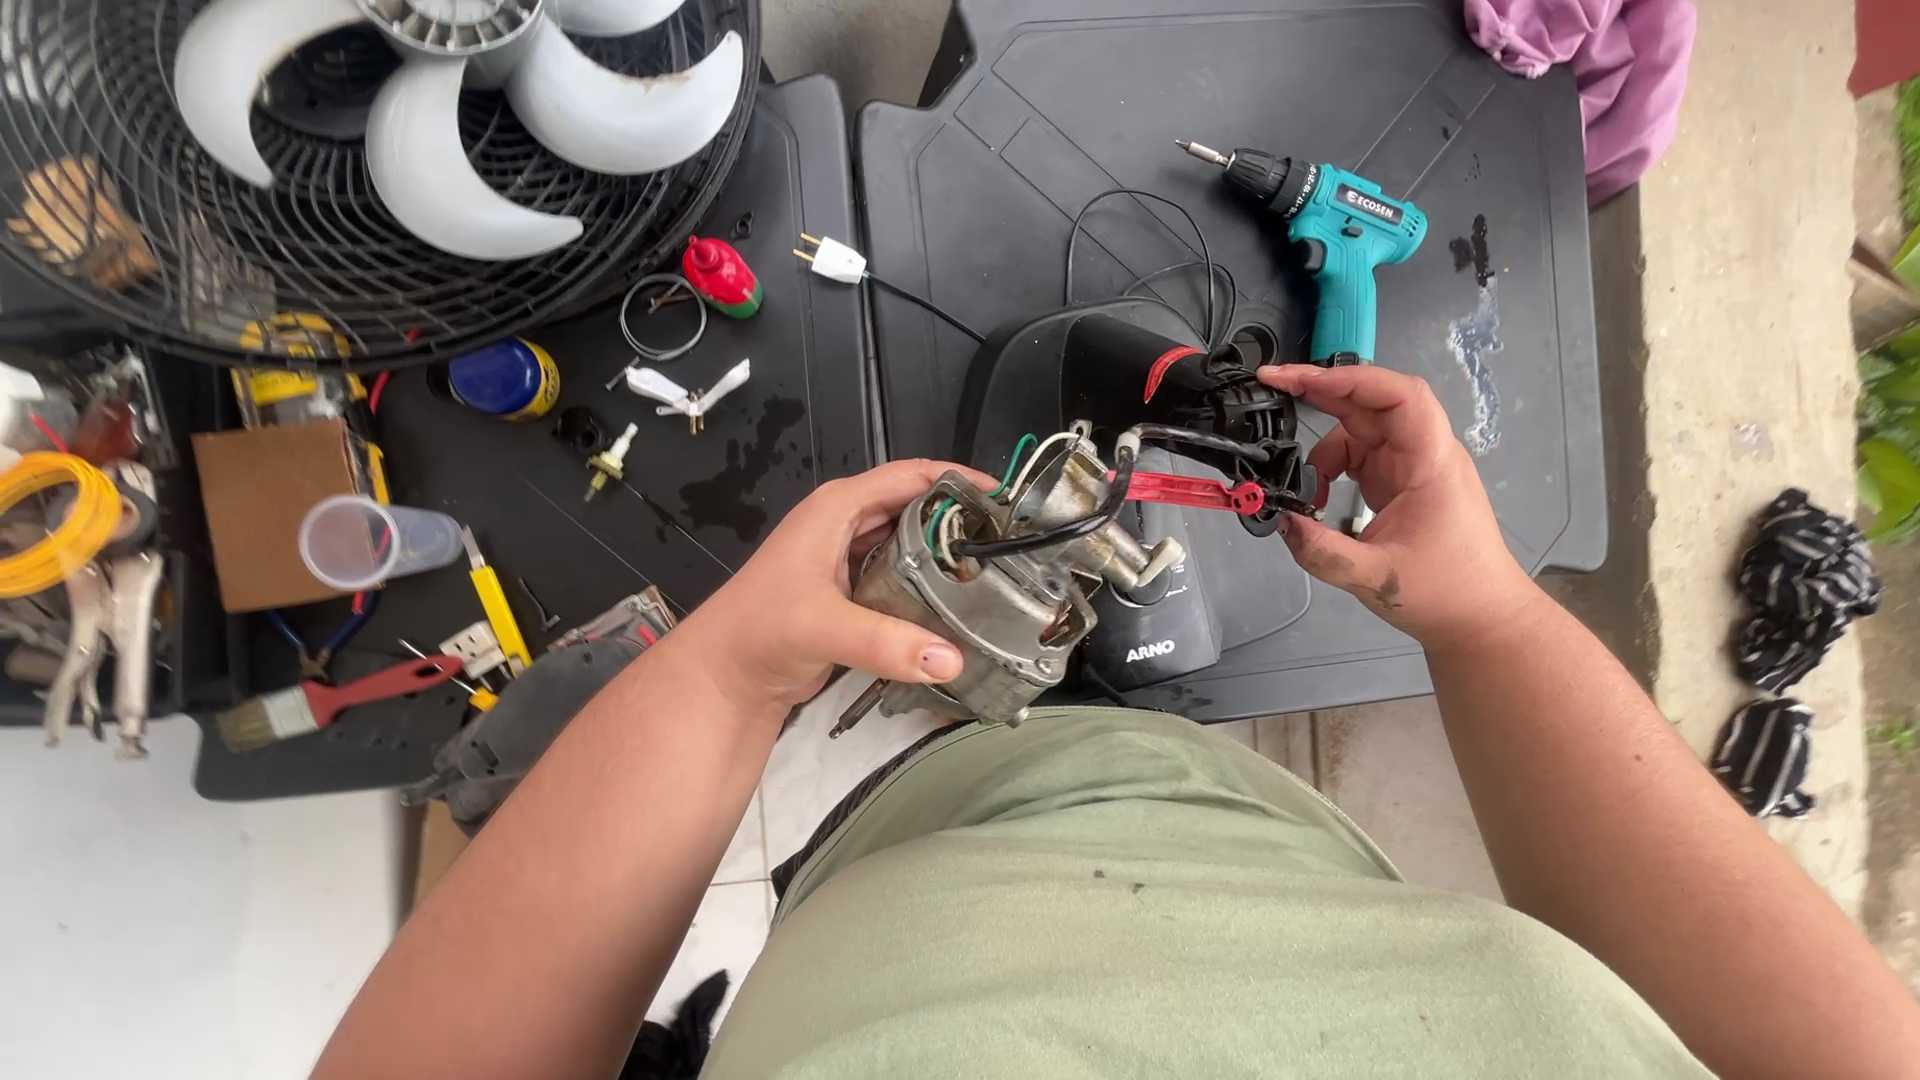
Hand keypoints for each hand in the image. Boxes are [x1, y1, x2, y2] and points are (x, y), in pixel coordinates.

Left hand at [663, 459, 991, 714]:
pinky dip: (927, 581)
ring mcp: (849, 556)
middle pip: (915, 506)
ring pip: (909, 541)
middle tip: (1005, 540)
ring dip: (944, 551)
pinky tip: (956, 600)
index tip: (1001, 497)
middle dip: (958, 517)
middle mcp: (847, 523)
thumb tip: (952, 661)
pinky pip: (901, 573)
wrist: (726, 673)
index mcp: (839, 507)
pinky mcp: (852, 589)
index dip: (956, 480)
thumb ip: (886, 643)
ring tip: (990, 567)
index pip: (909, 476)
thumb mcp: (823, 626)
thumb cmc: (762, 630)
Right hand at [1257, 364, 1540, 645]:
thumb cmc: (1447, 593)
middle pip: (1371, 402)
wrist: (1480, 617)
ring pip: (1359, 429)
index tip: (1298, 380)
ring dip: (1322, 448)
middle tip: (1272, 386)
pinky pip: (1358, 455)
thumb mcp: (1376, 577)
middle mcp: (1422, 454)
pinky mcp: (1398, 482)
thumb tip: (1282, 522)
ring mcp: (1410, 466)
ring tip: (1301, 485)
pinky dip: (1330, 468)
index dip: (1348, 379)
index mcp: (1430, 464)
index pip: (1398, 397)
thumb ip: (1321, 550)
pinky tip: (1317, 496)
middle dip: (1321, 389)